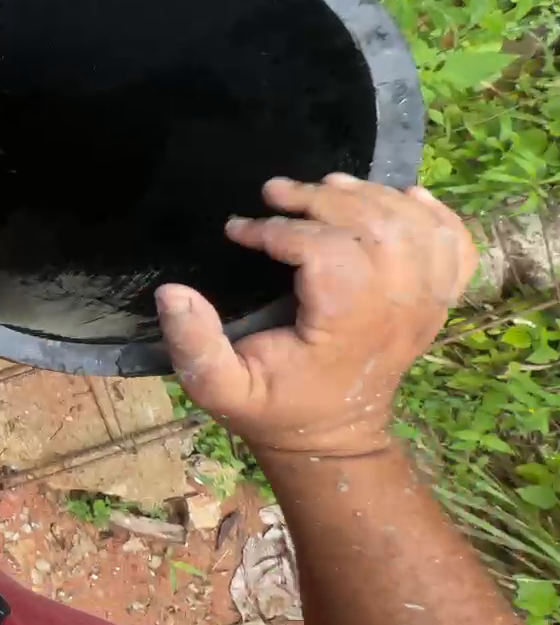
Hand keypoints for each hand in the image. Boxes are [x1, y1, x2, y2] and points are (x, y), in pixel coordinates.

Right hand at [156, 174, 475, 457]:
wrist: (331, 437)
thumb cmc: (269, 409)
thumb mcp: (215, 386)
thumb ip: (191, 341)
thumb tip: (171, 291)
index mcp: (346, 329)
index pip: (332, 254)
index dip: (280, 231)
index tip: (236, 230)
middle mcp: (398, 311)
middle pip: (379, 229)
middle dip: (321, 200)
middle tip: (272, 192)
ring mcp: (425, 305)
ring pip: (417, 227)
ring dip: (367, 196)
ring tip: (318, 187)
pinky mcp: (433, 301)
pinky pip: (453, 243)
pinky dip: (430, 212)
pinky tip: (396, 195)